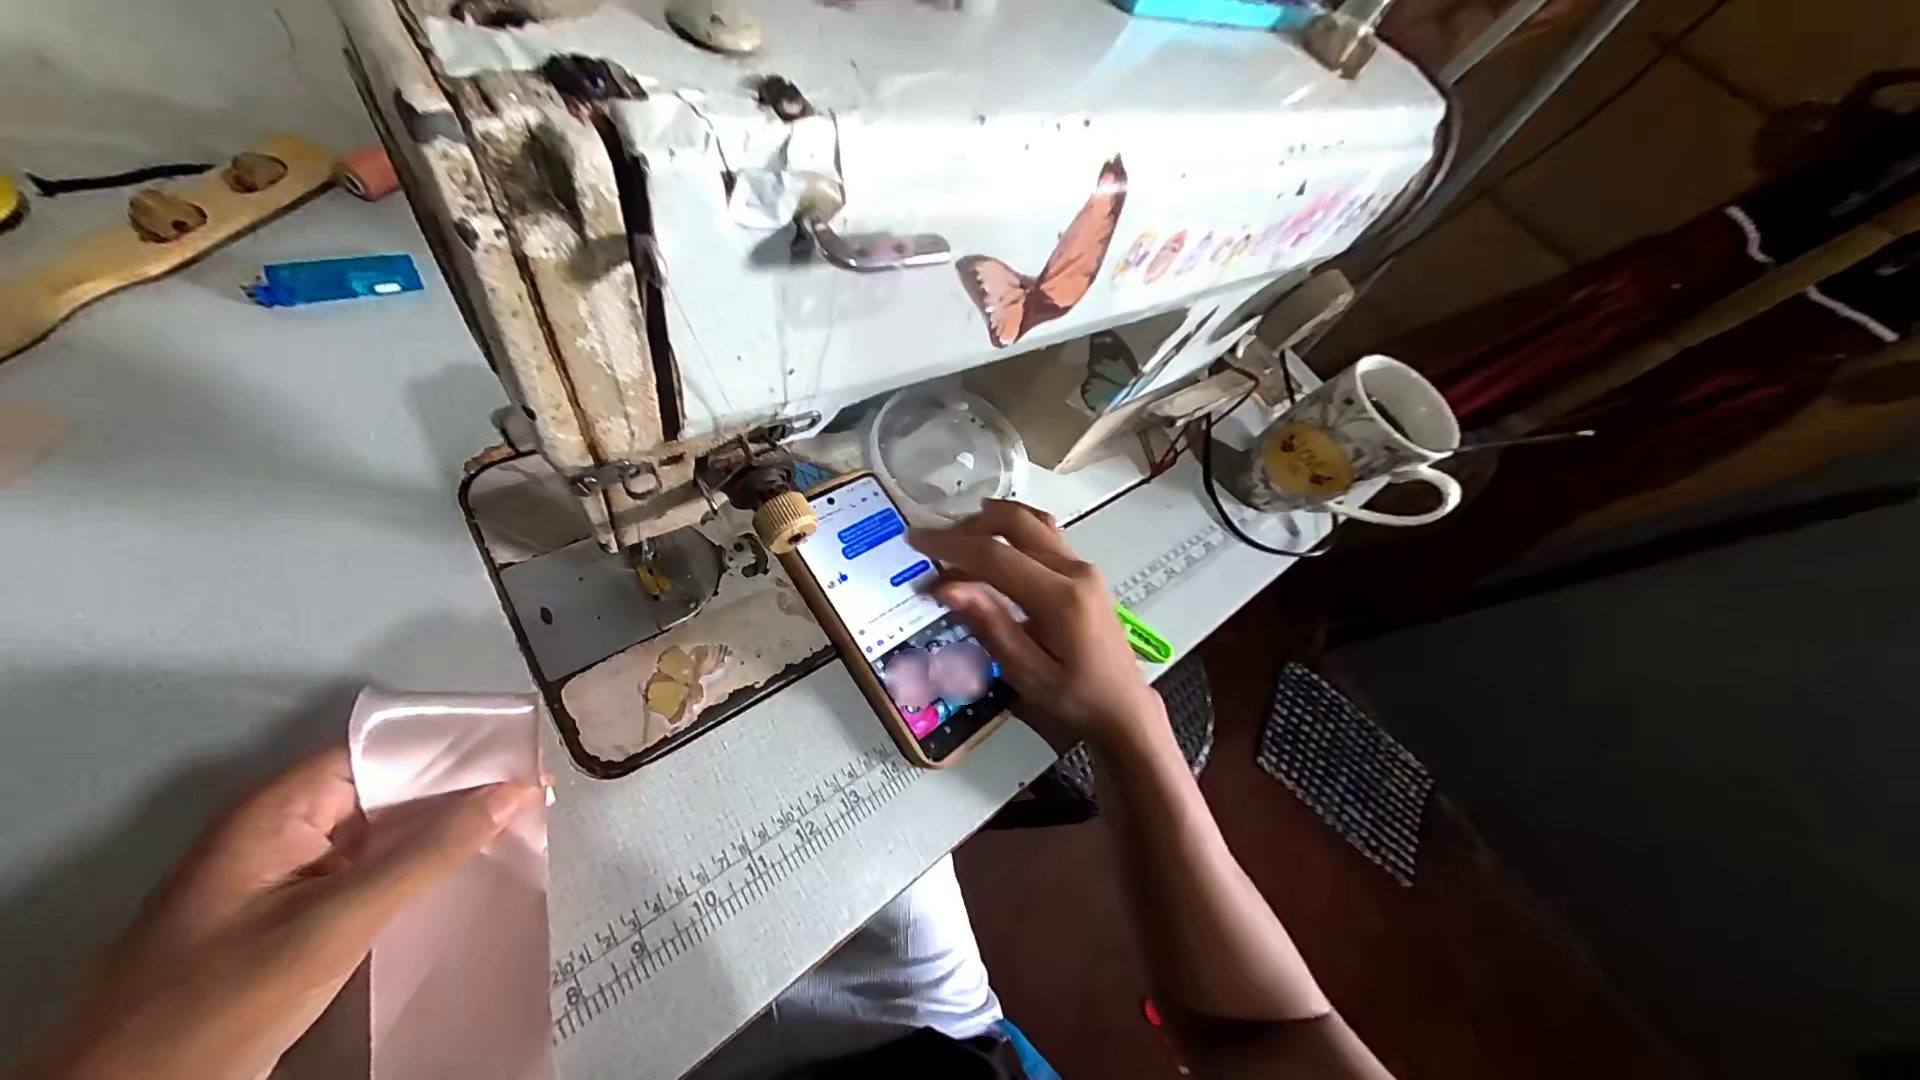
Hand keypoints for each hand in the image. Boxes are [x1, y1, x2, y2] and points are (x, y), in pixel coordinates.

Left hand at [14, 748, 536, 1079]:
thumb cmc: (222, 999)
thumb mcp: (336, 921)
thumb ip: (431, 852)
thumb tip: (517, 790)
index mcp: (279, 809)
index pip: (385, 750)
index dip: (456, 746)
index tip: (523, 753)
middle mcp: (287, 826)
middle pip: (392, 784)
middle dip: (464, 784)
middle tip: (537, 787)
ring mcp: (293, 869)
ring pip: (390, 824)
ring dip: (451, 821)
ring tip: (521, 817)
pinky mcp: (304, 906)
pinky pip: (379, 862)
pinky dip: (428, 857)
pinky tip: (473, 860)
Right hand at [910, 499, 1166, 753]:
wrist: (1123, 705)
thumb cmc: (1074, 698)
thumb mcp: (1027, 673)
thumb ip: (990, 626)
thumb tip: (947, 587)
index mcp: (1061, 598)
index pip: (996, 556)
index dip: (952, 546)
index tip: (916, 540)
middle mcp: (1075, 570)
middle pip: (1016, 523)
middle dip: (970, 525)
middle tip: (936, 540)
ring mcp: (1083, 566)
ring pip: (1033, 520)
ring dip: (992, 520)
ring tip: (959, 536)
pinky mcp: (1083, 570)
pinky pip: (1044, 533)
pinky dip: (1012, 528)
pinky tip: (993, 541)